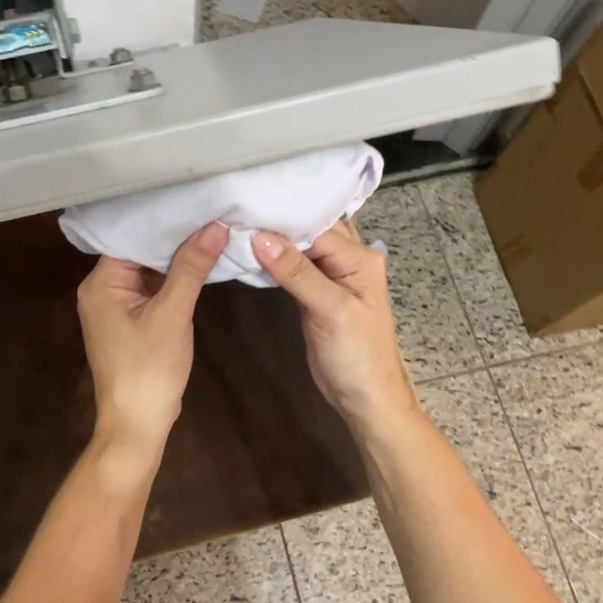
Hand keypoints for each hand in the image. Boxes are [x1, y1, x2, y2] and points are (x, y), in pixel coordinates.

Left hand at [77, 222, 227, 448]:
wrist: (138, 424)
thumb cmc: (148, 368)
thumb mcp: (172, 314)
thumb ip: (191, 268)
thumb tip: (216, 225)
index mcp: (100, 283)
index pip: (132, 236)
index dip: (165, 219)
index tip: (197, 199)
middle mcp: (102, 289)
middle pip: (140, 251)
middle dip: (174, 235)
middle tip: (210, 209)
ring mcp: (116, 306)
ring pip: (149, 270)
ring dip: (177, 258)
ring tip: (212, 228)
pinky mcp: (131, 321)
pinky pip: (153, 289)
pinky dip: (174, 279)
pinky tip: (202, 263)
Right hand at [251, 221, 418, 429]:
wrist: (365, 398)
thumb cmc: (357, 356)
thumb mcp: (330, 311)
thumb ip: (297, 272)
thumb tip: (260, 236)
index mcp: (359, 257)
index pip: (316, 225)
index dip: (282, 216)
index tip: (246, 204)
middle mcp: (348, 259)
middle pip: (310, 230)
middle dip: (278, 219)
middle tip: (237, 206)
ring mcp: (331, 276)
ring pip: (301, 247)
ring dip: (274, 239)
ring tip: (237, 222)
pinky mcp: (315, 293)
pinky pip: (295, 266)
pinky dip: (275, 259)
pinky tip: (250, 251)